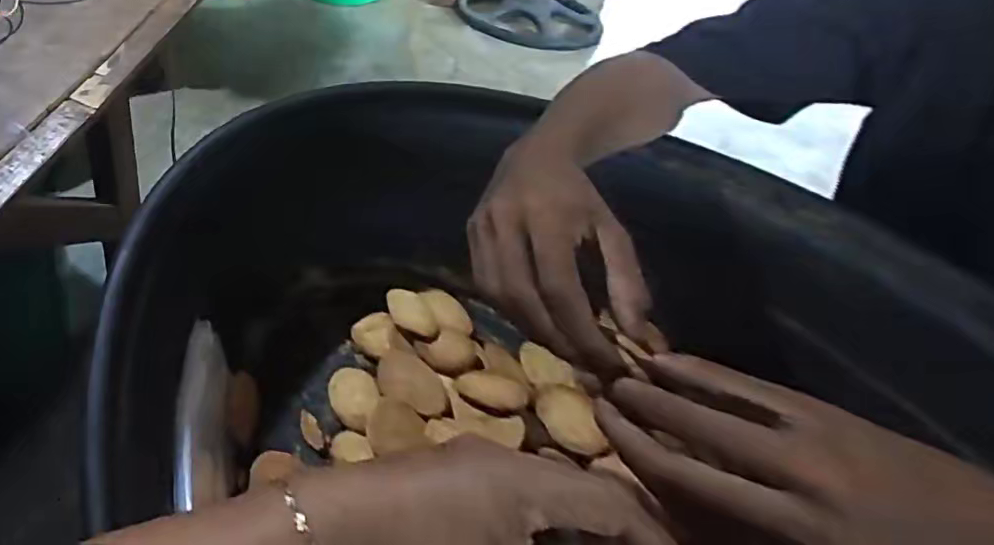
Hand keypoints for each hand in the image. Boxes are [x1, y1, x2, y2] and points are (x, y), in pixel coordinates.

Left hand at [303, 436, 674, 544]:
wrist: (335, 527)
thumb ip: (567, 542)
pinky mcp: (451, 478)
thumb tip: (600, 536)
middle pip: (586, 491)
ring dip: (583, 531)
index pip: (614, 499)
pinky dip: (546, 527)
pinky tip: (551, 544)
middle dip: (623, 534)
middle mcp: (499, 457)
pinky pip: (518, 497)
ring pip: (552, 494)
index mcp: (521, 476)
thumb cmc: (423, 544)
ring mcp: (471, 464)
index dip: (658, 537)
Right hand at [468, 141, 654, 373]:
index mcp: (545, 216)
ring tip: (562, 346)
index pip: (558, 287)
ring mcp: (481, 226)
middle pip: (522, 295)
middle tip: (586, 364)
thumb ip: (627, 282)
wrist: (533, 156)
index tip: (611, 363)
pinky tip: (534, 319)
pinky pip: (484, 282)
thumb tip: (638, 339)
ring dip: (530, 327)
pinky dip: (509, 309)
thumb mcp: (613, 230)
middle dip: (555, 337)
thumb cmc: (578, 196)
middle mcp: (505, 220)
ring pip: (498, 293)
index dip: (583, 332)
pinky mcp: (469, 232)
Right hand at [598, 354, 993, 544]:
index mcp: (797, 527)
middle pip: (691, 429)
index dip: (635, 448)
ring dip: (662, 380)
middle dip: (637, 407)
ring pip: (714, 397)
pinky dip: (705, 370)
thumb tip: (690, 489)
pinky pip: (751, 384)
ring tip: (623, 365)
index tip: (602, 424)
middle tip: (597, 389)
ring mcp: (810, 435)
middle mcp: (793, 476)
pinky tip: (675, 359)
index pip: (687, 478)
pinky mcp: (827, 412)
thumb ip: (760, 525)